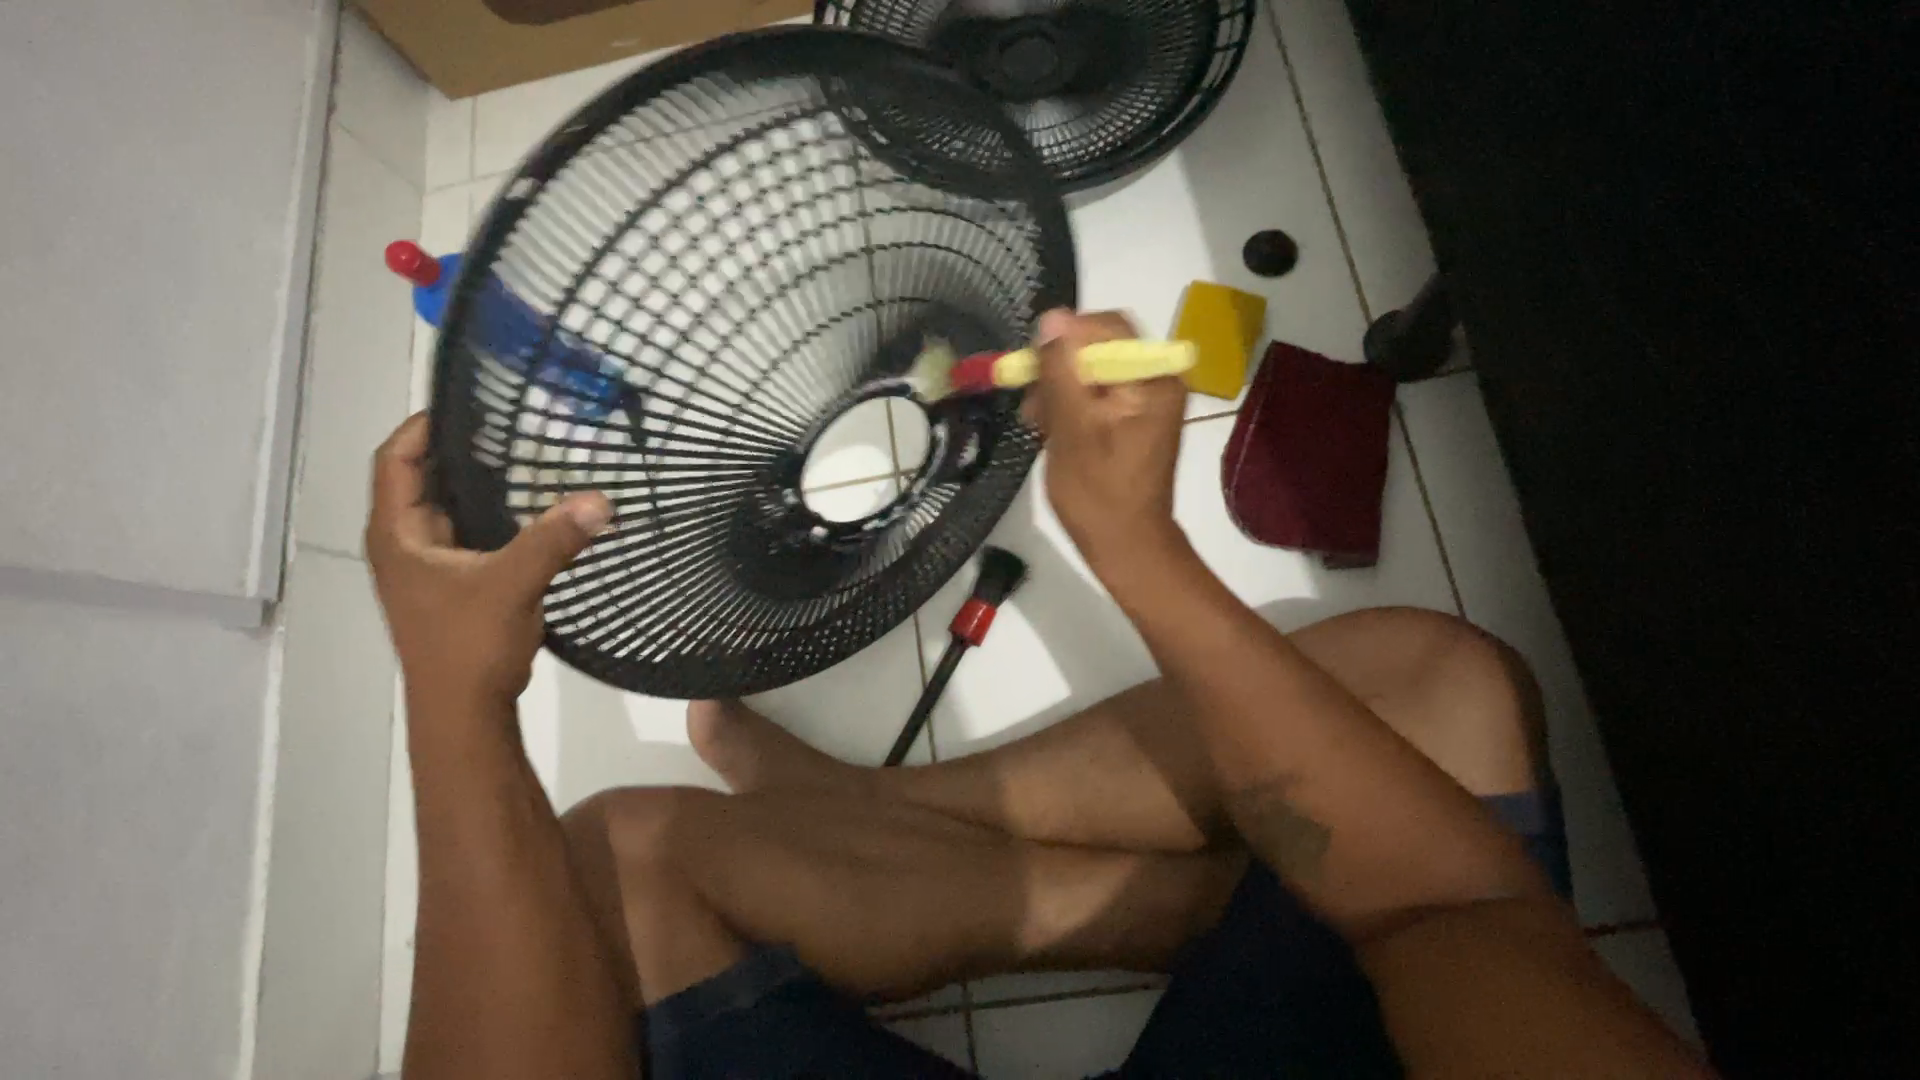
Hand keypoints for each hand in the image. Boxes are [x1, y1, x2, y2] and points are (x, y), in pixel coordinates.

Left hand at [365, 414, 612, 709]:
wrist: (463, 713)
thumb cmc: (468, 645)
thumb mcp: (512, 585)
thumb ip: (555, 539)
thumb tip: (602, 499)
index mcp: (398, 535)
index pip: (397, 460)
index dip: (423, 427)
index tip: (467, 401)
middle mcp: (405, 545)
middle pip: (422, 480)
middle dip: (459, 449)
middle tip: (509, 422)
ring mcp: (428, 568)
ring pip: (448, 509)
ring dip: (478, 483)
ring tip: (525, 456)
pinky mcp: (453, 586)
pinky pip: (470, 533)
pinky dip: (493, 514)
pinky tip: (530, 509)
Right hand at [1024, 309, 1188, 568]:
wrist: (1125, 546)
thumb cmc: (1098, 495)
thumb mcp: (1072, 429)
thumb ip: (1061, 371)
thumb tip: (1051, 319)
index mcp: (1153, 379)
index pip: (1108, 328)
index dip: (1064, 337)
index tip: (1031, 365)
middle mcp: (1156, 381)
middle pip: (1098, 348)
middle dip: (1059, 369)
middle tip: (1031, 400)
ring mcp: (1145, 401)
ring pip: (1091, 371)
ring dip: (1059, 389)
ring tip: (1037, 421)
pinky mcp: (1132, 419)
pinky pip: (1096, 394)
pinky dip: (1070, 405)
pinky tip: (1050, 429)